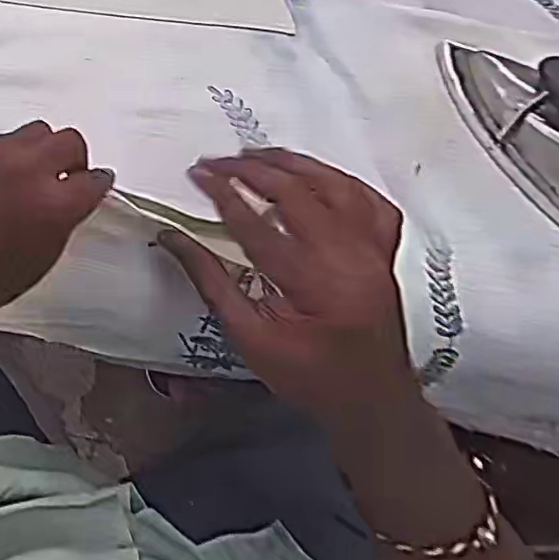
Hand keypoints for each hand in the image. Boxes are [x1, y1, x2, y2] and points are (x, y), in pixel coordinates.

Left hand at [0, 121, 114, 326]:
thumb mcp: (48, 252)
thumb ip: (68, 214)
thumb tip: (81, 191)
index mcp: (53, 204)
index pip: (92, 178)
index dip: (96, 182)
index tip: (94, 183)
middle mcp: (27, 171)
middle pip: (69, 140)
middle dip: (75, 157)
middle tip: (69, 174)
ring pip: (39, 130)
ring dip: (44, 148)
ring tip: (37, 171)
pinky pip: (7, 137)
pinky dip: (15, 151)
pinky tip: (9, 173)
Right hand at [159, 149, 415, 425]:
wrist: (376, 405)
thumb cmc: (310, 378)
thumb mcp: (249, 338)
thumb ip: (210, 281)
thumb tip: (171, 237)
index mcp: (313, 283)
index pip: (256, 223)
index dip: (222, 192)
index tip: (197, 173)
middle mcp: (350, 257)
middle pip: (296, 193)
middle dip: (250, 169)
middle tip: (216, 161)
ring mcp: (375, 250)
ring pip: (334, 184)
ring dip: (292, 163)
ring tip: (255, 154)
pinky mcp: (387, 250)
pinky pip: (369, 199)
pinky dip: (338, 179)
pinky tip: (313, 173)